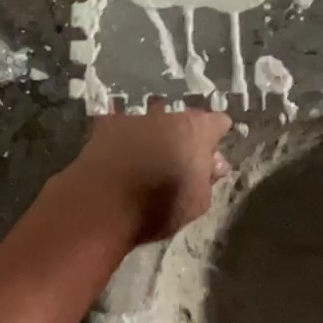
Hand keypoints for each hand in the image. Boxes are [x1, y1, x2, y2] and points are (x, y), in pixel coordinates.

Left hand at [57, 102, 232, 245]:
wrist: (103, 205)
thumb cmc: (159, 207)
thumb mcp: (198, 201)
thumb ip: (210, 176)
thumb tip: (215, 162)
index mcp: (196, 130)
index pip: (218, 122)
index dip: (218, 136)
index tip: (212, 154)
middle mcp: (167, 115)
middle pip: (184, 119)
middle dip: (185, 135)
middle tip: (180, 160)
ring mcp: (136, 116)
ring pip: (153, 119)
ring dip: (155, 133)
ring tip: (149, 156)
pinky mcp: (108, 124)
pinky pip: (124, 124)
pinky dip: (126, 136)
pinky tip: (121, 153)